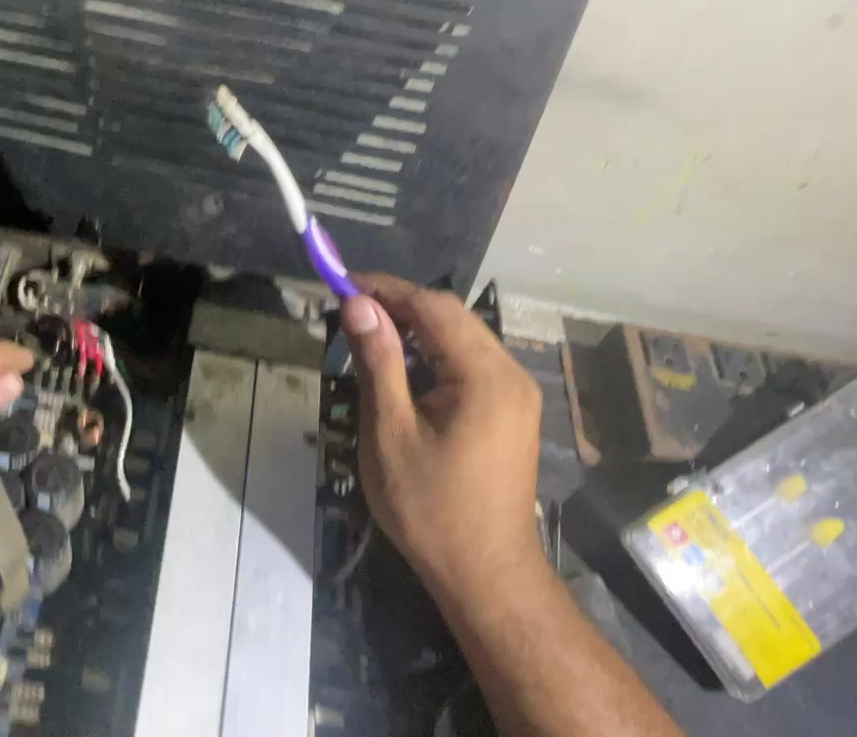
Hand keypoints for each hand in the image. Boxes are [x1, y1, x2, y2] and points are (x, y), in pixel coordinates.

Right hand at [340, 273, 543, 596]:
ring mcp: (515, 392)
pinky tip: (402, 366)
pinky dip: (432, 353)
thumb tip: (358, 304)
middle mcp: (510, 373)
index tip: (341, 283)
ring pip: (461, 337)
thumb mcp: (390, 431)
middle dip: (398, 304)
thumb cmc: (430, 507)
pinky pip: (469, 362)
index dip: (386, 288)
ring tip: (367, 333)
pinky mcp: (510, 410)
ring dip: (414, 327)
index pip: (433, 306)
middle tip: (348, 308)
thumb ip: (378, 361)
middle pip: (451, 316)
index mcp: (485, 376)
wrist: (485, 574)